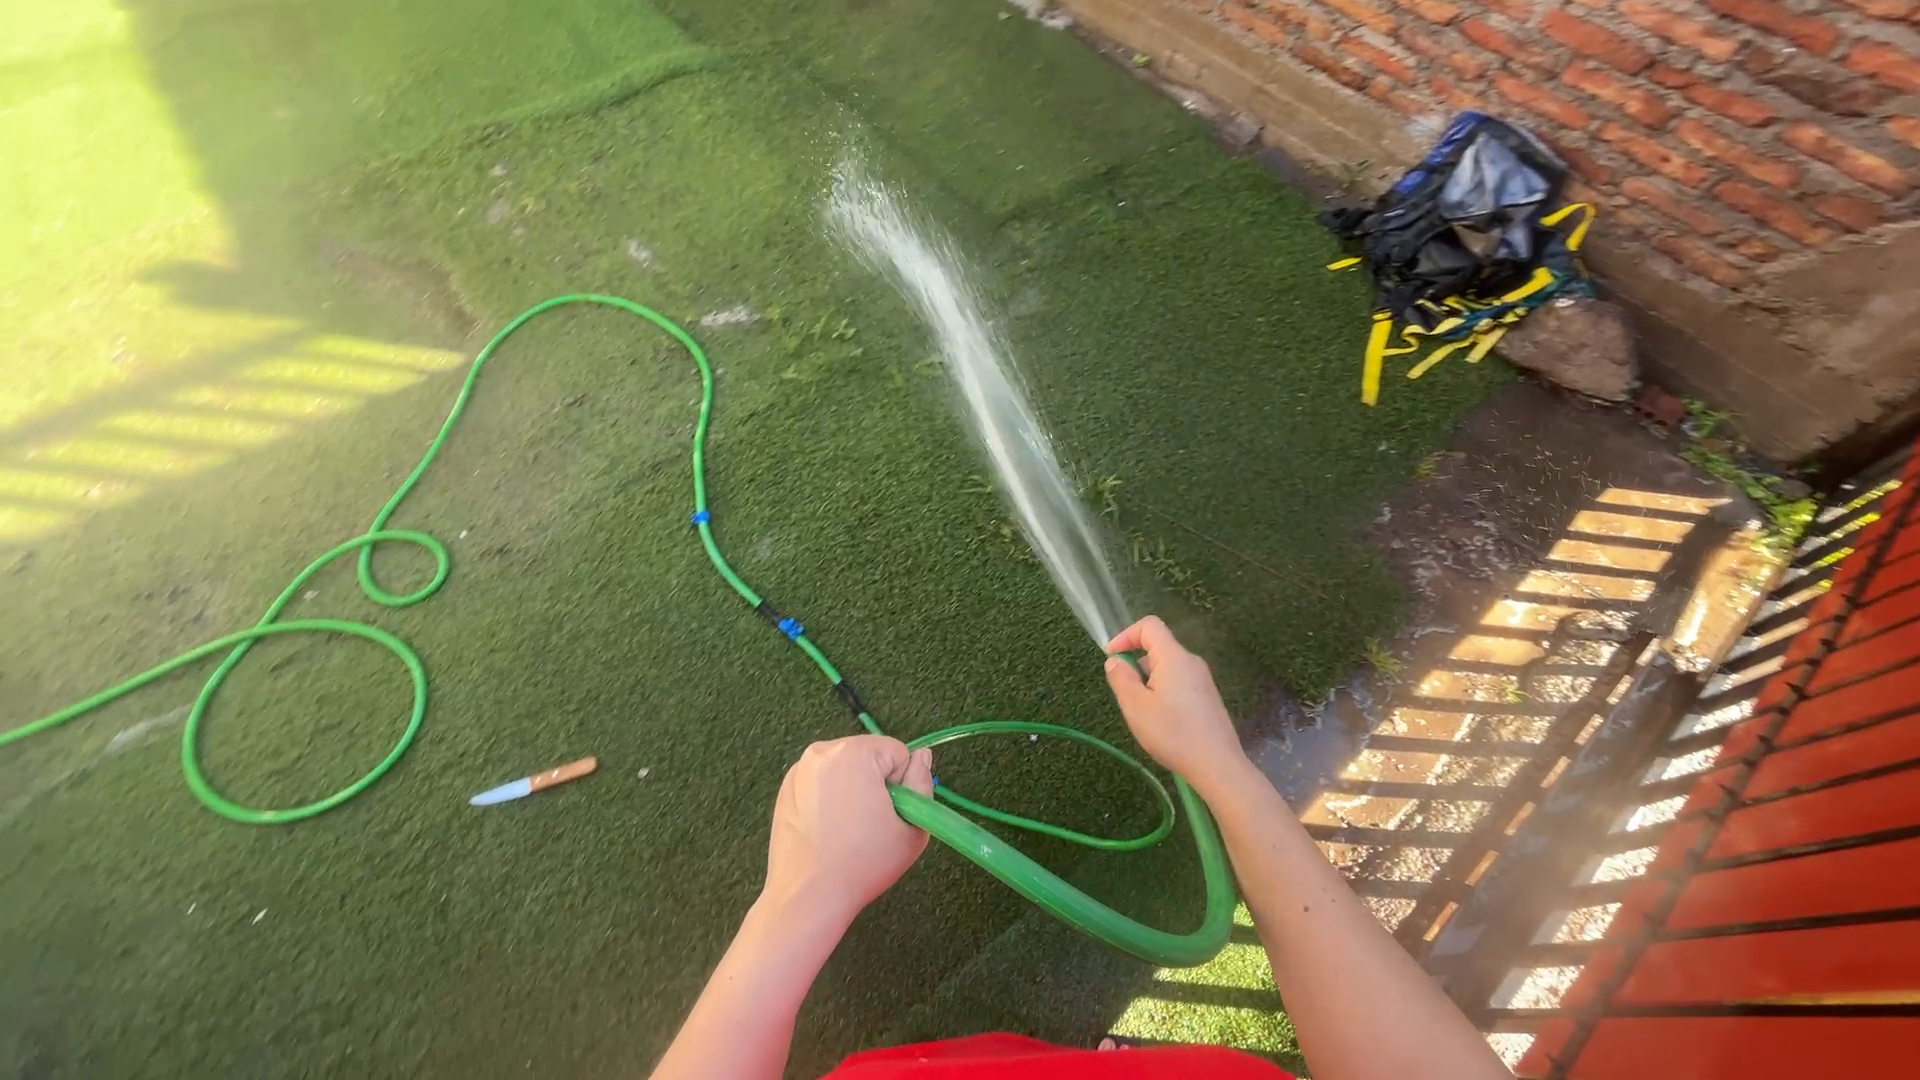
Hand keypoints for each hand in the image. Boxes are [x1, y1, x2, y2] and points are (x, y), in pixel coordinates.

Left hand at [763, 735, 933, 927]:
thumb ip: (922, 784)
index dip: (902, 785)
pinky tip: (827, 828)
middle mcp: (823, 750)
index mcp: (854, 752)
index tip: (889, 814)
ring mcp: (800, 768)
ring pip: (847, 767)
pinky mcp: (785, 787)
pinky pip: (823, 780)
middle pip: (870, 756)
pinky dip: (830, 795)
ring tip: (848, 828)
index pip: (898, 753)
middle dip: (876, 783)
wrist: (806, 897)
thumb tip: (922, 755)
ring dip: (854, 787)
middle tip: (870, 823)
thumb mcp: (911, 827)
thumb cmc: (863, 863)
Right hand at [1104, 616, 1247, 794]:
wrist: (1217, 766)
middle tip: (1125, 694)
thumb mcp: (1136, 706)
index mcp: (1174, 658)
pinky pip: (1179, 682)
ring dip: (1148, 681)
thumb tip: (1116, 661)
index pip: (1149, 626)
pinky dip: (1162, 691)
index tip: (1112, 658)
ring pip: (1167, 667)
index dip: (1126, 635)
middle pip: (1158, 647)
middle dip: (1135, 663)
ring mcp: (1203, 680)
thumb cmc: (1173, 733)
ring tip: (1143, 713)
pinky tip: (1162, 721)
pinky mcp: (1207, 698)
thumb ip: (1121, 678)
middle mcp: (1191, 662)